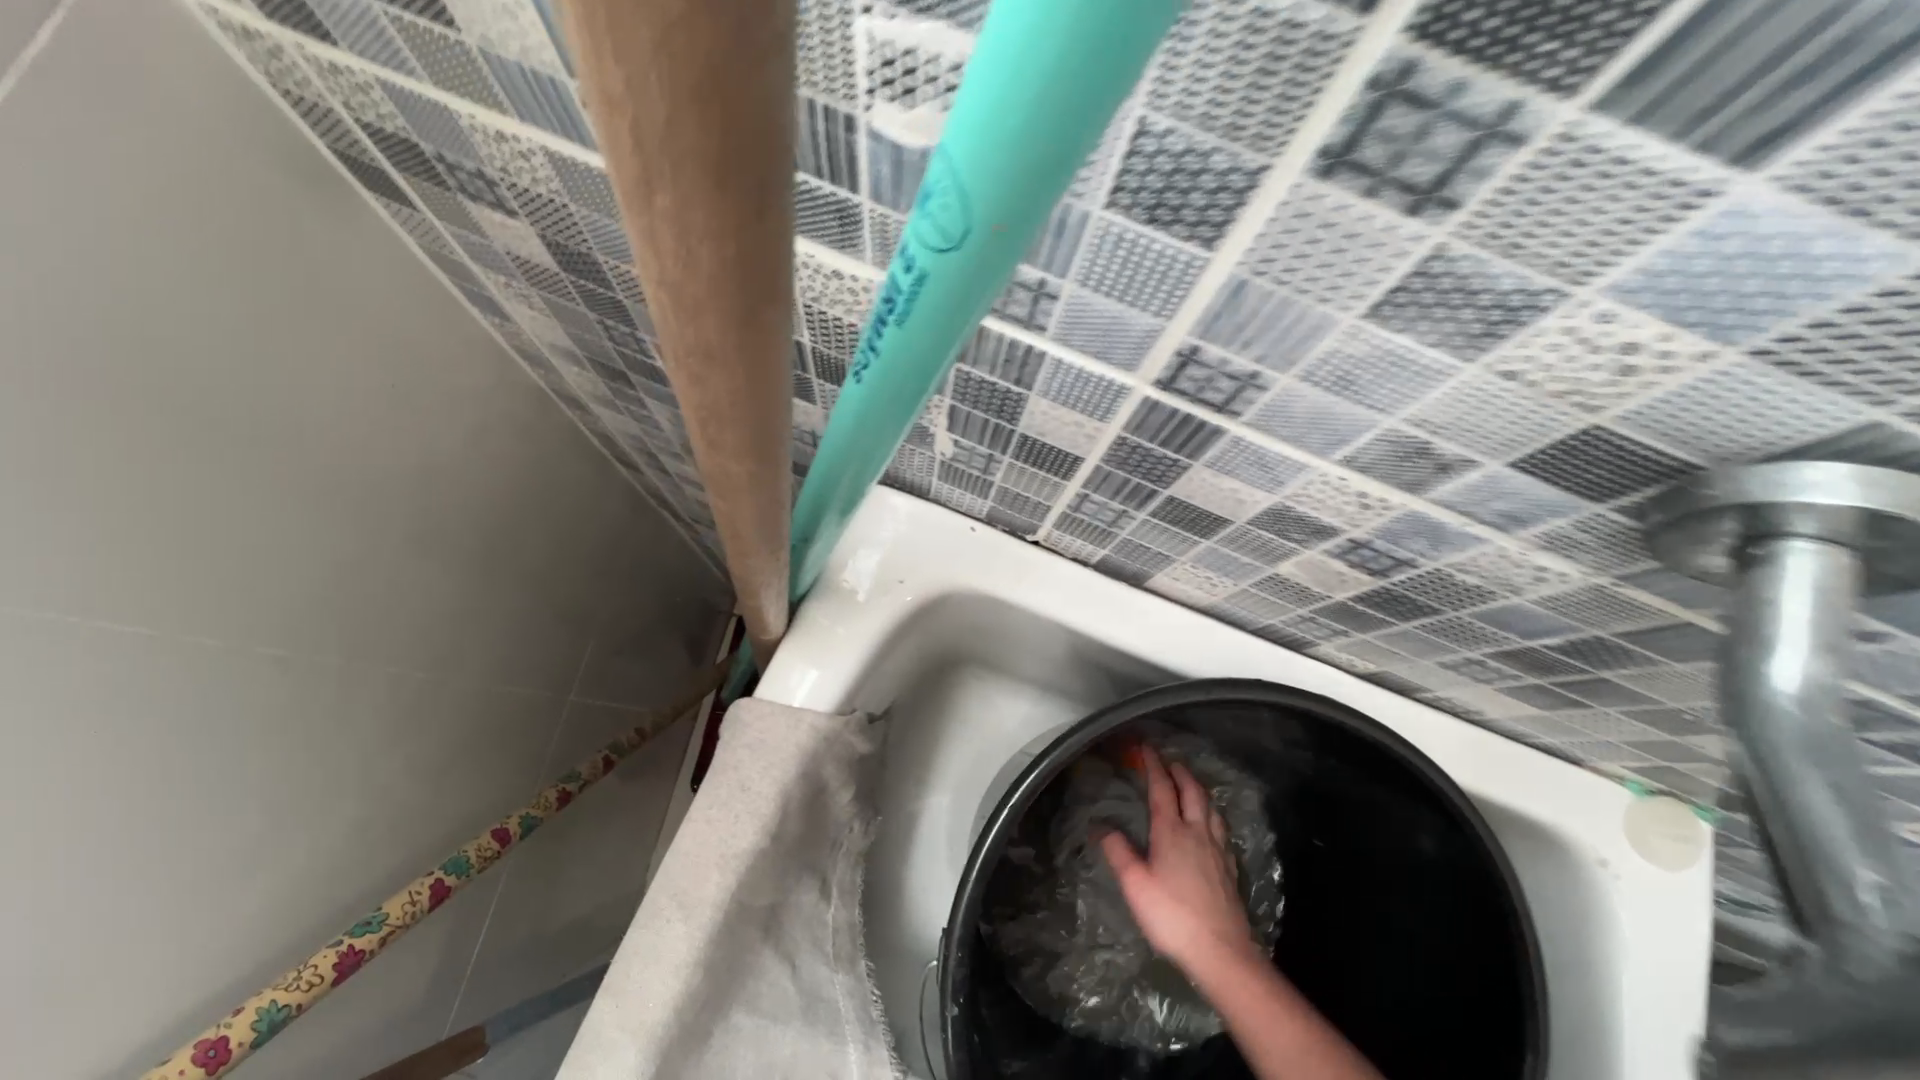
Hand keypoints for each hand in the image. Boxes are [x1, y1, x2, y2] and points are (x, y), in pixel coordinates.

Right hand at [1099, 743, 1257, 975]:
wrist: (1220, 949)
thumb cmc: (1171, 916)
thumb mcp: (1135, 886)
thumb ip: (1118, 852)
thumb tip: (1101, 826)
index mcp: (1171, 832)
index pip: (1162, 790)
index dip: (1153, 766)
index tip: (1146, 748)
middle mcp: (1197, 833)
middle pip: (1191, 792)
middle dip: (1180, 772)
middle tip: (1170, 760)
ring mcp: (1217, 849)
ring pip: (1210, 807)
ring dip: (1198, 789)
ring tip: (1191, 784)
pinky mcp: (1229, 866)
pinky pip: (1220, 827)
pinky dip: (1211, 813)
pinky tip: (1210, 824)